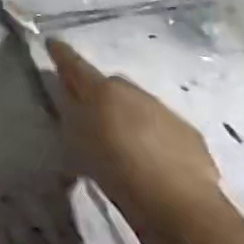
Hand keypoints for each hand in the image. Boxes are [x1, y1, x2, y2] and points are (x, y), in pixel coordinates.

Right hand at [45, 36, 221, 228]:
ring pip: (139, 106)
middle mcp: (134, 92)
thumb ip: (72, 117)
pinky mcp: (189, 134)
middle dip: (99, 93)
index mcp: (101, 90)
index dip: (62, 55)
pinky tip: (149, 159)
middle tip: (89, 113)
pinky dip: (152, 135)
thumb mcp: (77, 142)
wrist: (176, 201)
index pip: (76, 65)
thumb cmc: (113, 169)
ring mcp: (165, 111)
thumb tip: (70, 100)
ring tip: (121, 142)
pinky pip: (162, 127)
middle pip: (110, 85)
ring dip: (128, 116)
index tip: (53, 43)